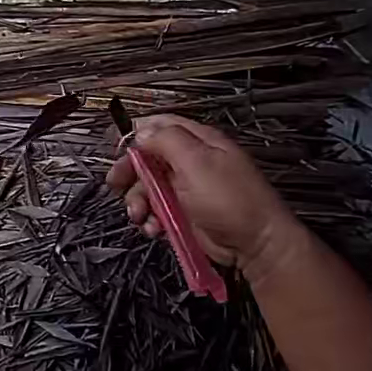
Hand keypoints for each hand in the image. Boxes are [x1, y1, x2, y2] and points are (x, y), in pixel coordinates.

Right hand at [105, 115, 303, 279]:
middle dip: (130, 172)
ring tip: (140, 215)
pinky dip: (150, 221)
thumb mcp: (197, 162)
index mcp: (197, 142)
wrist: (255, 244)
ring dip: (138, 201)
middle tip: (116, 184)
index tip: (117, 148)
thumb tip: (142, 132)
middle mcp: (190, 163)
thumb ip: (167, 141)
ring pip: (148, 189)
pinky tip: (155, 229)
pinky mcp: (184, 215)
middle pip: (148, 159)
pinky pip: (157, 212)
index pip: (161, 126)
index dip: (137, 135)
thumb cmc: (231, 200)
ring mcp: (186, 191)